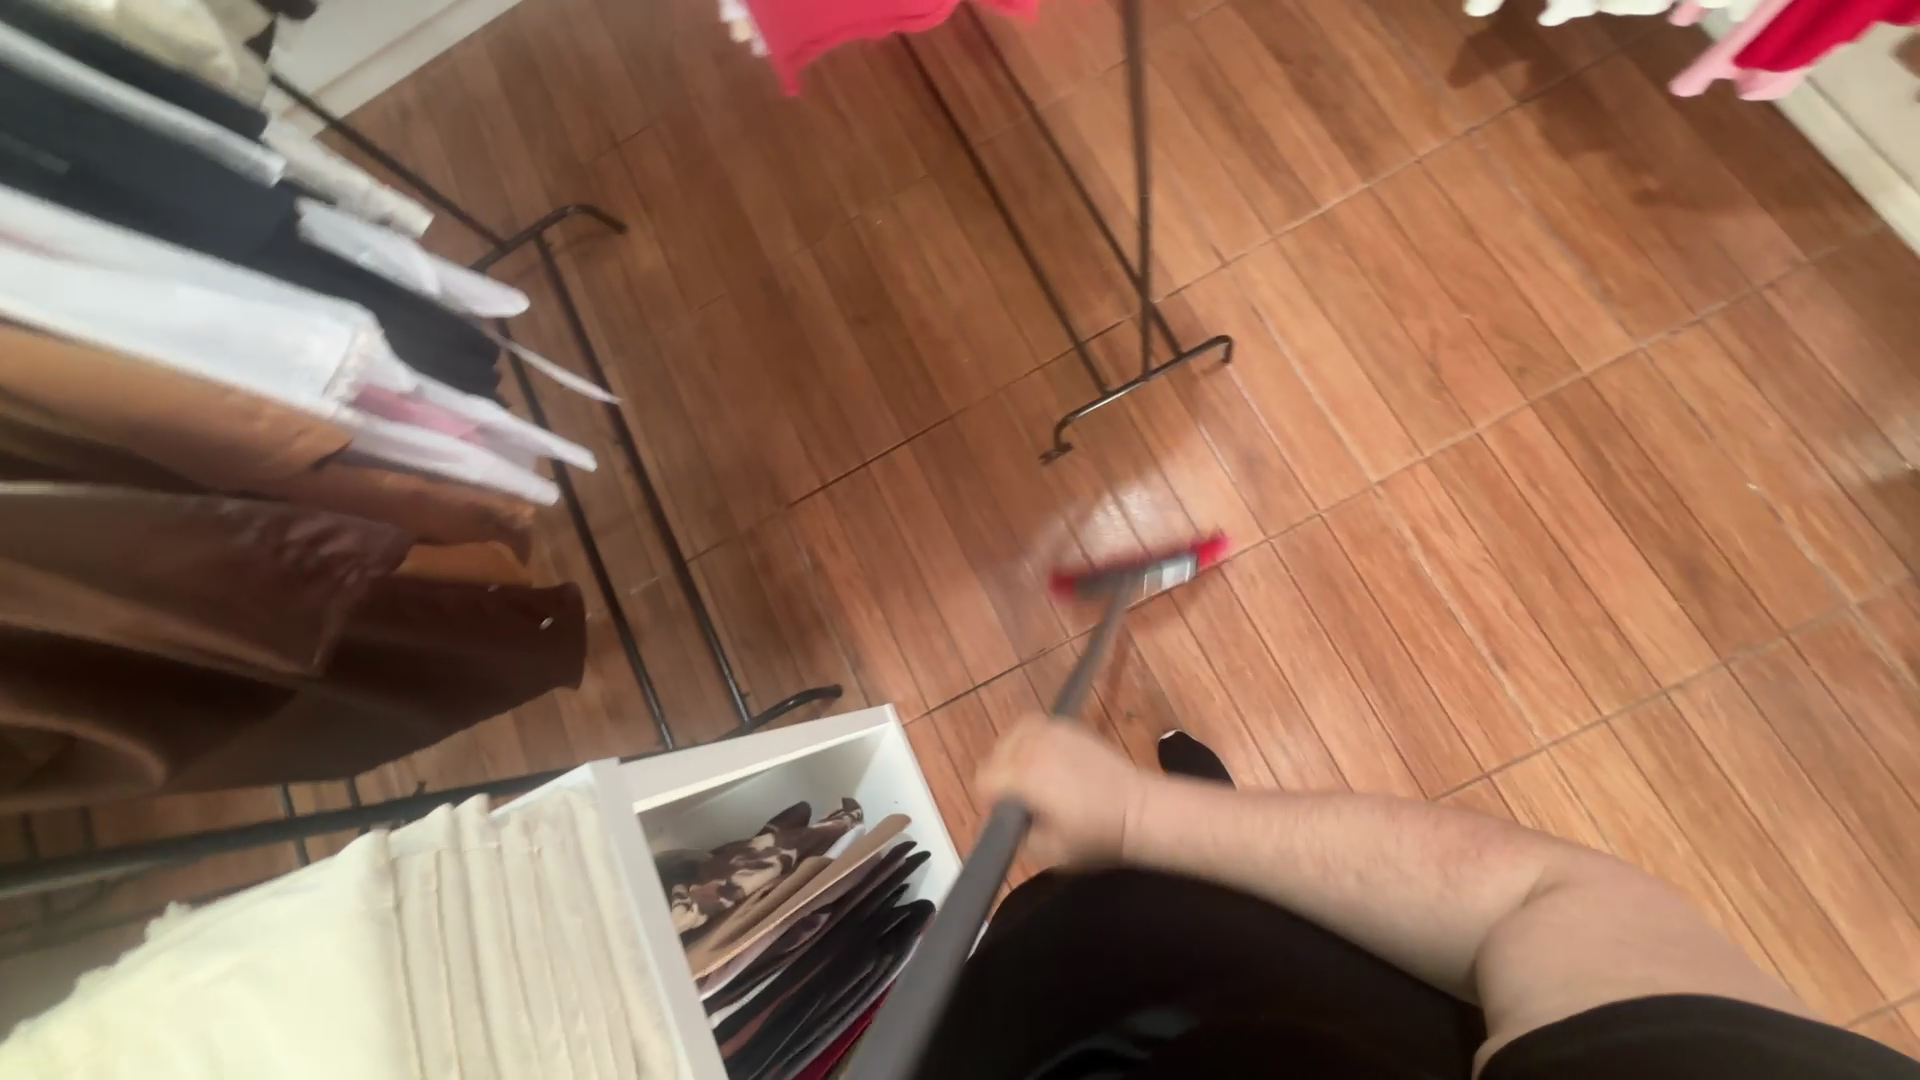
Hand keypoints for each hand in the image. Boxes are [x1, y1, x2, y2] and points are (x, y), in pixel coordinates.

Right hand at [976, 716, 1154, 866]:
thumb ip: (1013, 836)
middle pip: (994, 757)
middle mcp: (1032, 744)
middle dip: (1002, 779)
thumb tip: (998, 822)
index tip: (1009, 817)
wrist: (1138, 809)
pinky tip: (1044, 762)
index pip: (984, 780)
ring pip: (1010, 739)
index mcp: (1025, 774)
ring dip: (1013, 758)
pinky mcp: (1065, 725)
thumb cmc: (1095, 834)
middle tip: (1024, 802)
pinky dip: (1029, 742)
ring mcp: (1050, 729)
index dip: (991, 802)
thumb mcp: (1048, 851)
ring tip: (1033, 780)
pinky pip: (1031, 727)